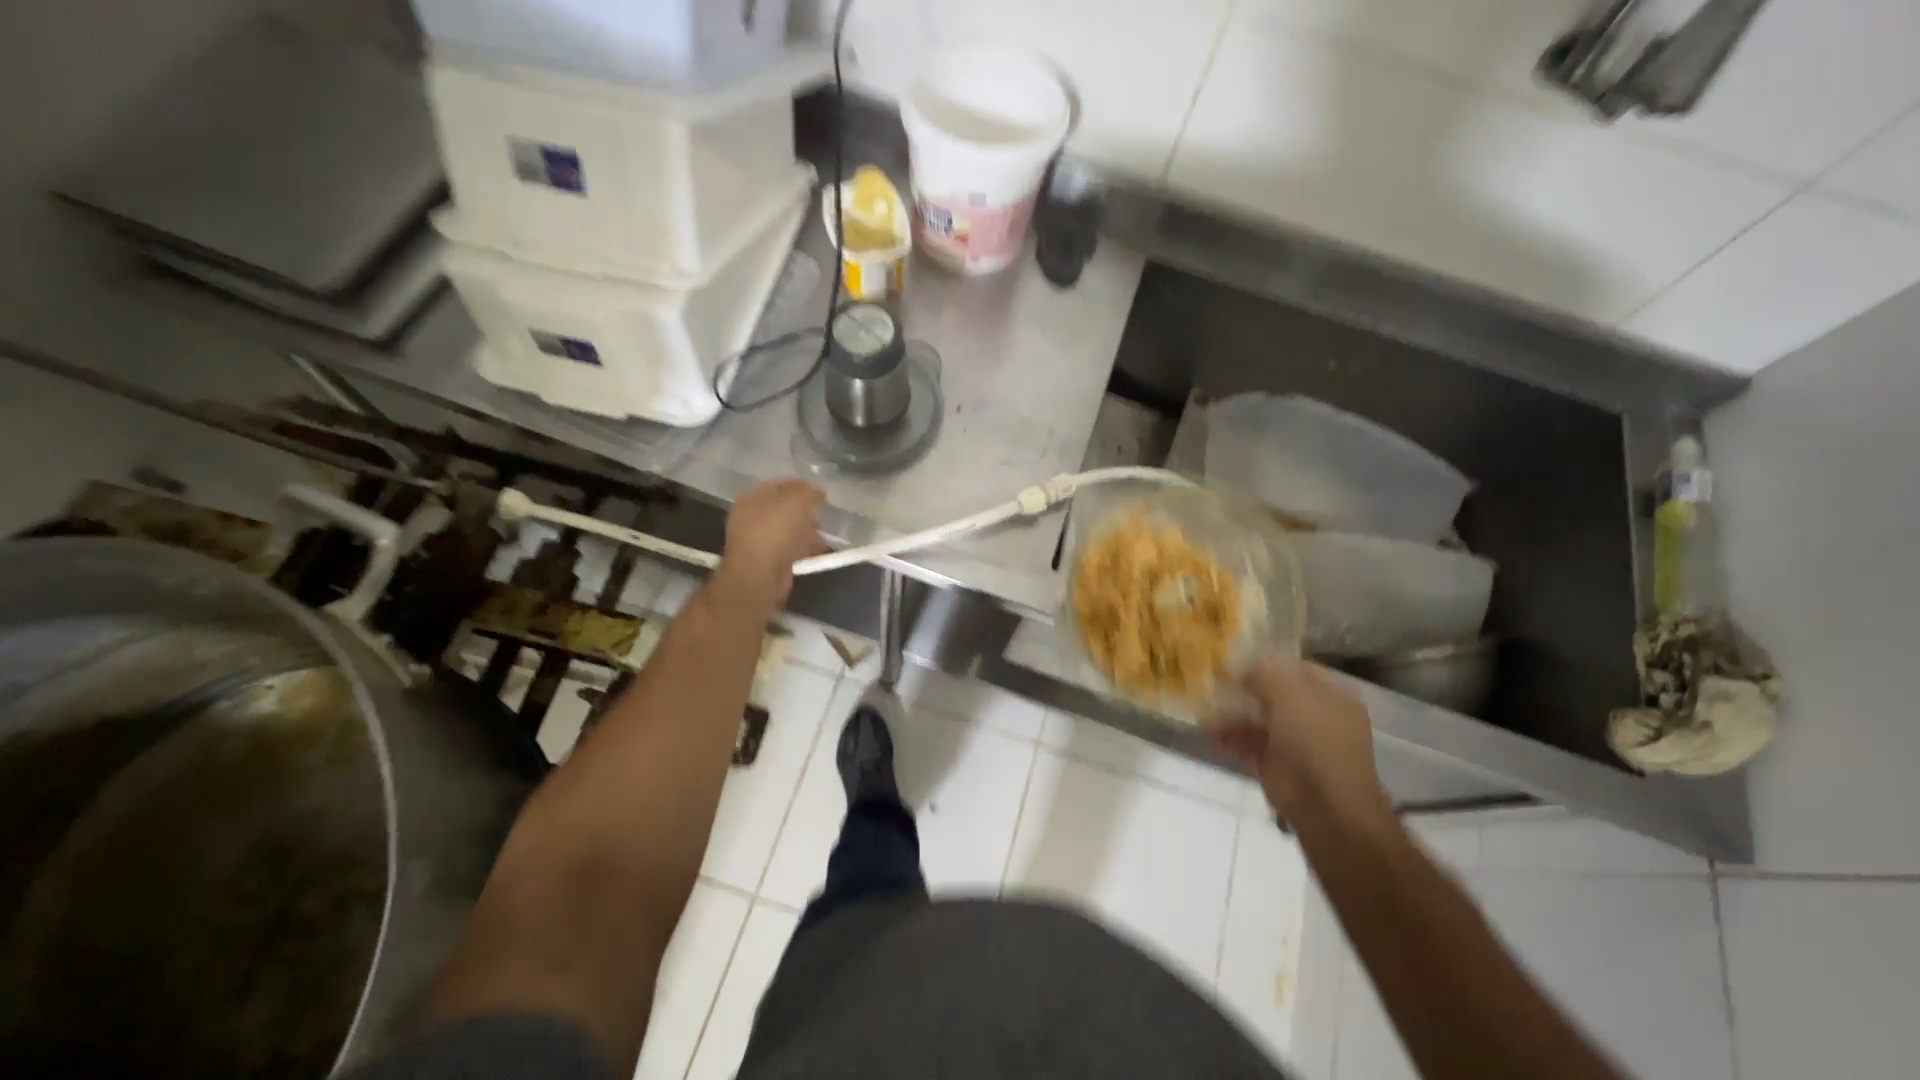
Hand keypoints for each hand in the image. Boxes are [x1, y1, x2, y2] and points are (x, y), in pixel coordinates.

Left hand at [715, 478, 825, 606]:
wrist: (760, 576)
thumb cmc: (775, 532)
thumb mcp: (795, 503)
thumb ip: (808, 492)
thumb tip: (818, 491)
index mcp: (752, 498)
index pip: (779, 485)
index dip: (801, 486)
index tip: (821, 493)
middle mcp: (751, 517)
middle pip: (784, 508)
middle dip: (805, 511)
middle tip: (821, 514)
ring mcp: (758, 540)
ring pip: (788, 530)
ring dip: (807, 531)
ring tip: (822, 535)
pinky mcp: (768, 560)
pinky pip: (789, 548)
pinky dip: (803, 548)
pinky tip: (817, 551)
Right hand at [1212, 658, 1392, 830]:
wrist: (1325, 805)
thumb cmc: (1315, 741)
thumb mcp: (1290, 695)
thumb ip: (1264, 675)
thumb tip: (1238, 665)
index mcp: (1331, 695)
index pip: (1295, 668)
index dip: (1265, 661)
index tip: (1234, 657)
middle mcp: (1316, 716)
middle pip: (1273, 694)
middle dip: (1243, 687)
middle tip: (1211, 678)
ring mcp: (1295, 742)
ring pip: (1258, 719)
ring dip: (1230, 711)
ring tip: (1201, 704)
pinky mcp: (1276, 765)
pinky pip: (1248, 743)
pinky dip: (1228, 736)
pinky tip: (1205, 730)